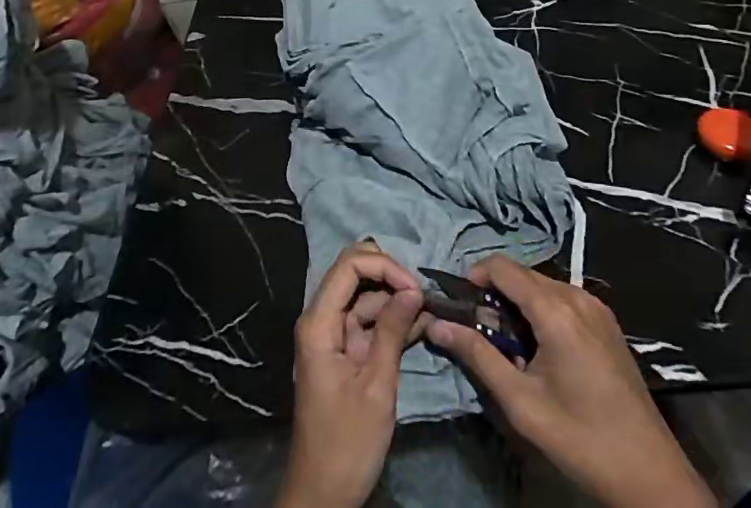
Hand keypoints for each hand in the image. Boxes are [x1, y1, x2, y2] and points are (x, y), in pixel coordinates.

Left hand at [276, 242, 427, 507]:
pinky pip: (371, 322)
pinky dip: (395, 321)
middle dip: (392, 278)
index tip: (414, 288)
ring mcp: (334, 335)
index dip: (384, 266)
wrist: (323, 493)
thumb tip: (413, 289)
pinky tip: (423, 325)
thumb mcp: (376, 385)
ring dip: (398, 301)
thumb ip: (392, 331)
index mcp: (318, 323)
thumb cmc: (347, 442)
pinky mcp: (346, 351)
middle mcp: (322, 320)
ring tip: (432, 313)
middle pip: (356, 274)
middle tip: (423, 298)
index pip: (348, 265)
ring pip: (368, 297)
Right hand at [427, 255, 714, 507]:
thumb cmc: (578, 435)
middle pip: (524, 275)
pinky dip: (542, 311)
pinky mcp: (607, 322)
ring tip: (506, 346)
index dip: (476, 276)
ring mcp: (597, 307)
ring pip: (544, 287)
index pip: (505, 268)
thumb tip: (438, 325)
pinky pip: (564, 300)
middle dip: (496, 294)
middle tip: (478, 332)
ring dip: (519, 304)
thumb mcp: (520, 400)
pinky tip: (537, 348)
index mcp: (556, 310)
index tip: (458, 303)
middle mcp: (578, 296)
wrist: (646, 468)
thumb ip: (478, 355)